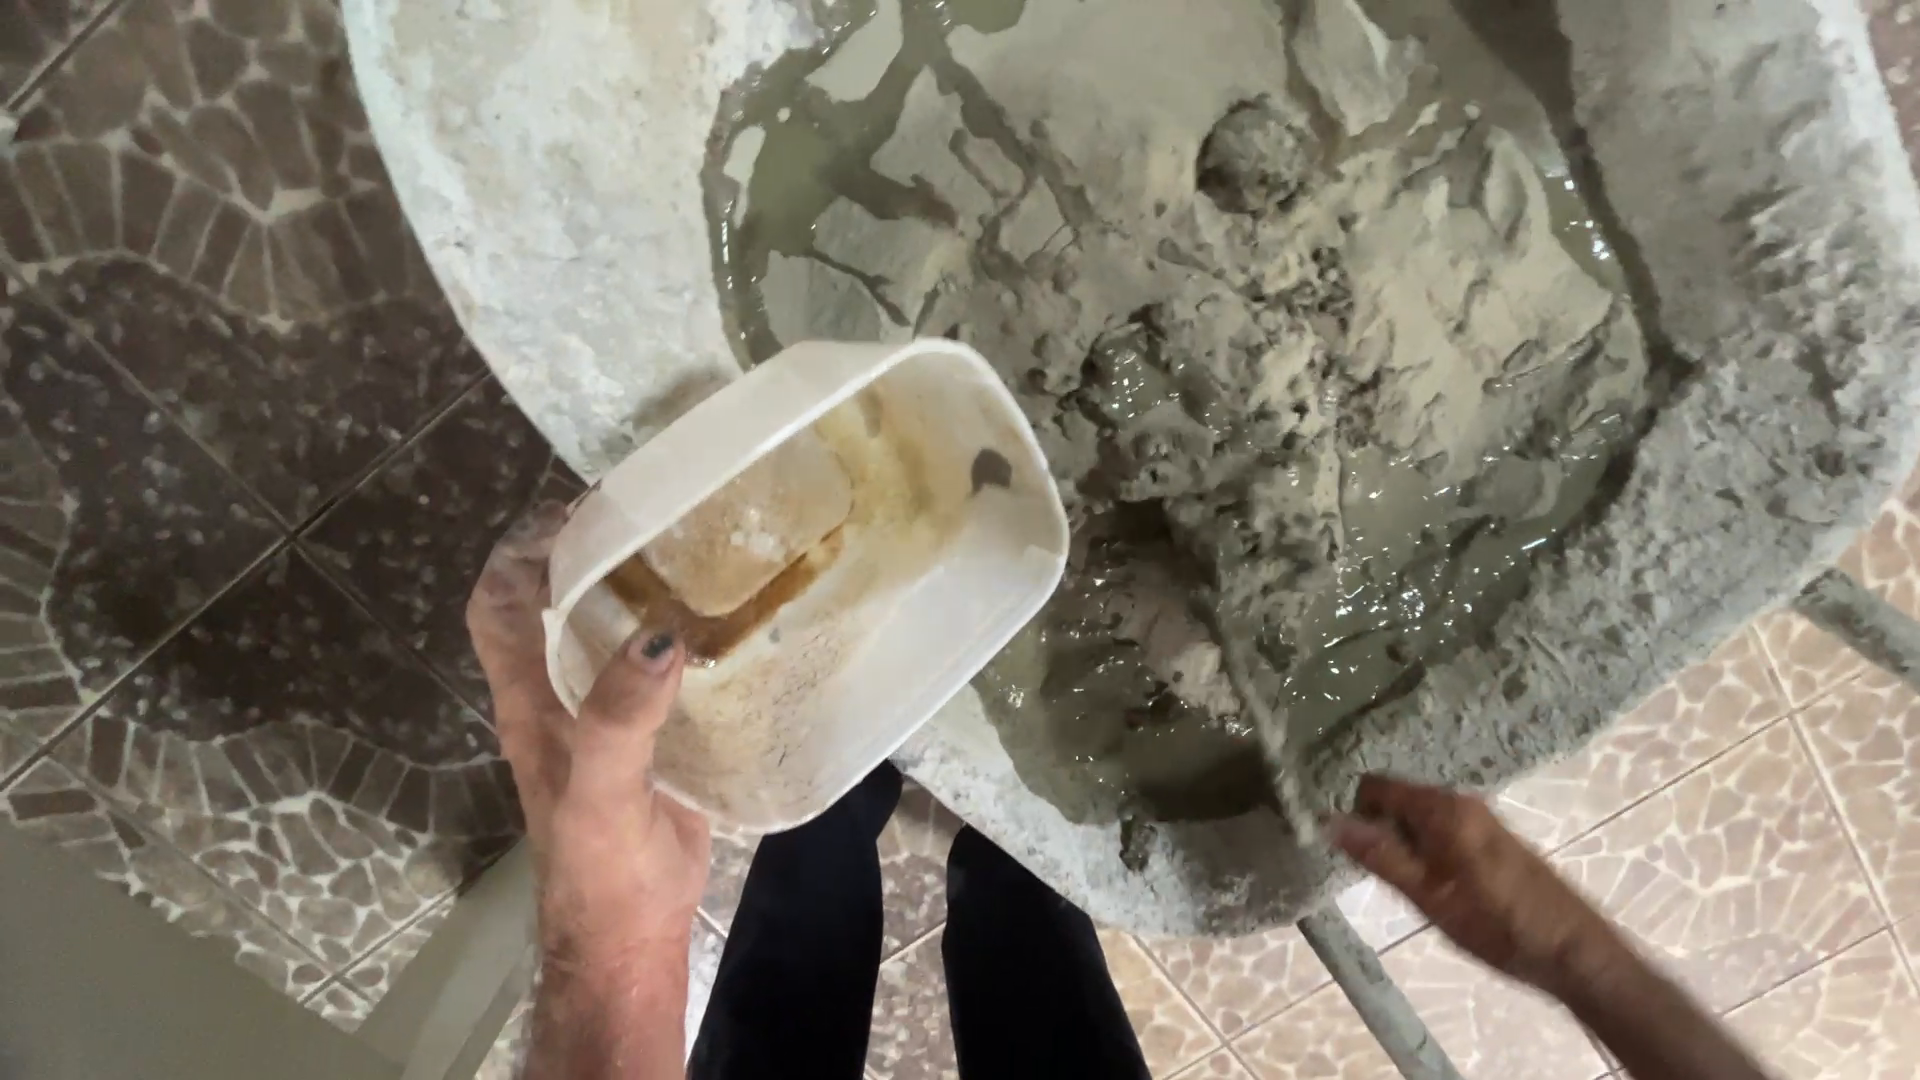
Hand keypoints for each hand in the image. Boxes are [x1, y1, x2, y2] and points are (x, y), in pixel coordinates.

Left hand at [466, 503, 711, 969]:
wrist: (634, 928)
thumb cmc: (602, 867)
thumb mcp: (600, 793)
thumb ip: (618, 719)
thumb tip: (660, 633)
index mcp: (531, 699)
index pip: (499, 605)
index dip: (522, 552)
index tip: (582, 513)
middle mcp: (565, 693)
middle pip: (560, 605)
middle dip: (595, 555)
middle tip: (660, 519)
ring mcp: (612, 711)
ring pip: (615, 630)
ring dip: (643, 589)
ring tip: (701, 553)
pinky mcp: (658, 729)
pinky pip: (663, 664)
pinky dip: (685, 631)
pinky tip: (729, 618)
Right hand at [1329, 774, 1622, 997]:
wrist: (1580, 957)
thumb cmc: (1498, 924)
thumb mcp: (1427, 895)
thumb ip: (1378, 855)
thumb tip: (1328, 820)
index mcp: (1441, 806)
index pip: (1373, 785)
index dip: (1355, 812)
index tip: (1355, 848)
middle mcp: (1461, 800)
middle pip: (1396, 799)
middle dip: (1381, 829)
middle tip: (1384, 873)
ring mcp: (1481, 817)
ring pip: (1419, 816)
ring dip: (1405, 841)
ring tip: (1412, 883)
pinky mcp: (1494, 837)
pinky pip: (1442, 827)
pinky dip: (1429, 847)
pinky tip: (1441, 884)